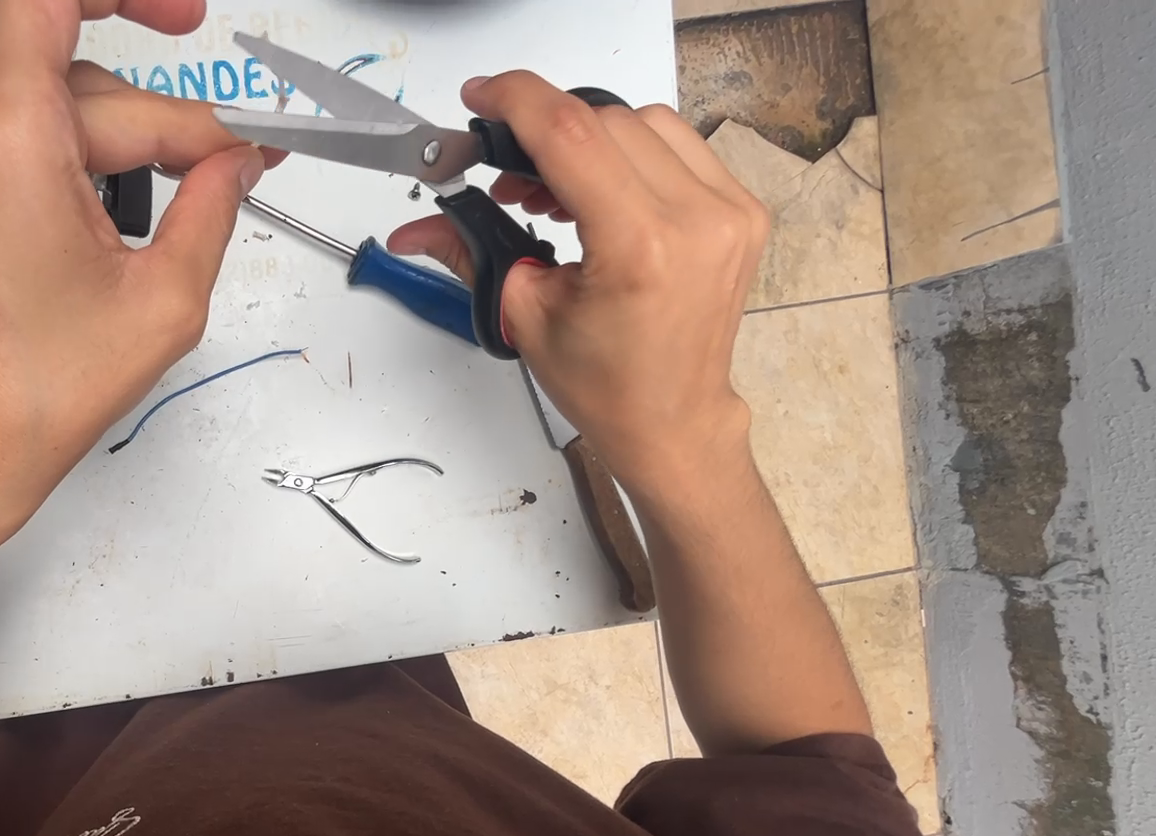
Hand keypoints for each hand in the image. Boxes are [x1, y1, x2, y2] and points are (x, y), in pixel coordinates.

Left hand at [0, 0, 267, 554]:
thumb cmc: (51, 385)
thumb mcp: (168, 296)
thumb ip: (214, 204)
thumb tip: (241, 157)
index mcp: (11, 137)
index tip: (194, 18)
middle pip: (88, 81)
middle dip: (169, 127)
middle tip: (236, 167)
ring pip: (63, 110)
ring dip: (130, 145)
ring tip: (185, 196)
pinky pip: (34, 141)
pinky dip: (90, 160)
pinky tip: (128, 205)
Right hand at [387, 74, 768, 504]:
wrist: (669, 417)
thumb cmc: (604, 384)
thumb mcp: (523, 315)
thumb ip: (470, 252)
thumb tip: (416, 229)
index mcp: (640, 248)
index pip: (572, 136)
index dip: (518, 102)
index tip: (483, 96)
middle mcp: (698, 217)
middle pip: (606, 123)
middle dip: (543, 135)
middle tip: (503, 176)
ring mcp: (729, 209)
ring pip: (644, 125)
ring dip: (586, 143)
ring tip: (548, 193)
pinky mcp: (739, 209)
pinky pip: (677, 148)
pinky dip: (626, 157)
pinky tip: (595, 195)